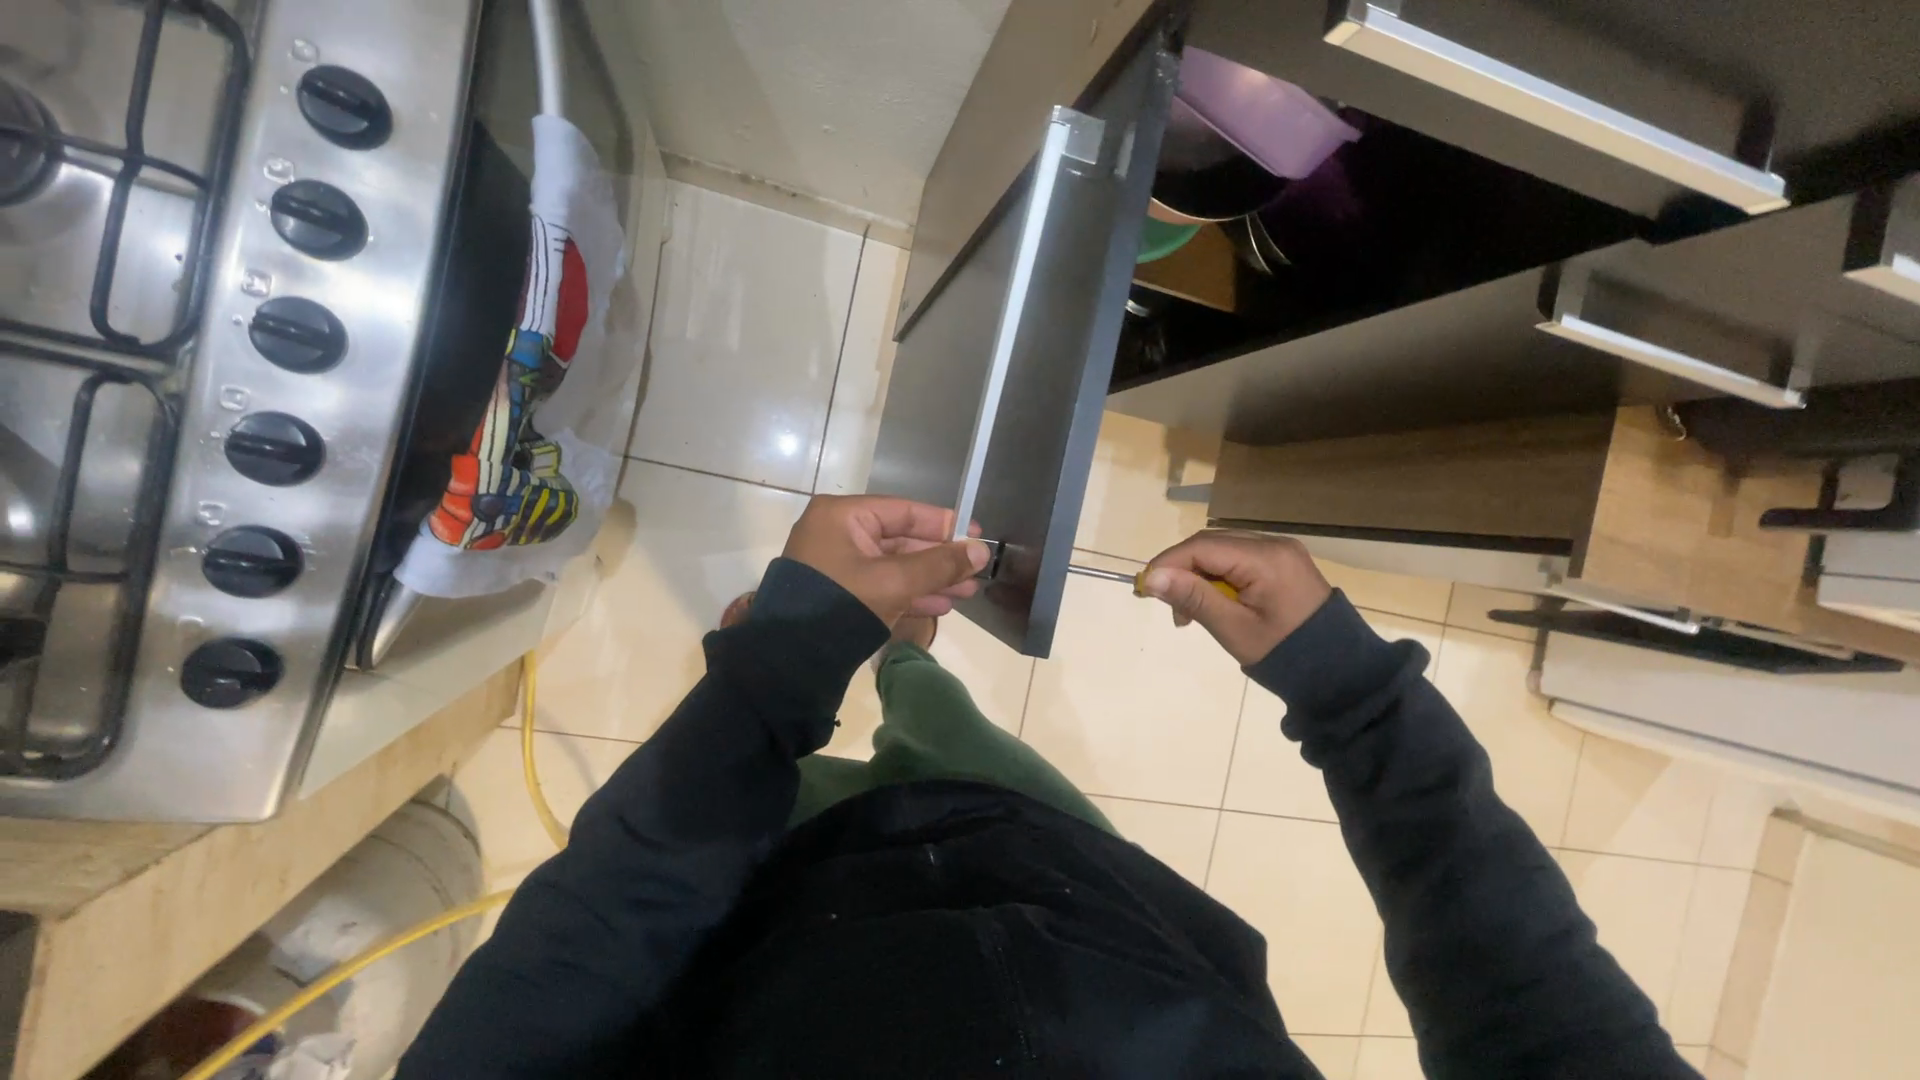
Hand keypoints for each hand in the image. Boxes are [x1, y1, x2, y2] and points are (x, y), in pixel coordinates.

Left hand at [782, 495, 989, 623]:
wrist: (791, 660)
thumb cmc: (842, 605)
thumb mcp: (895, 582)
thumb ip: (939, 564)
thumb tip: (980, 551)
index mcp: (843, 516)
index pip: (905, 512)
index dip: (945, 524)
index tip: (978, 535)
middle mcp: (839, 533)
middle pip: (902, 540)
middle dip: (941, 558)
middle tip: (976, 570)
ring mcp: (838, 566)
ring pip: (895, 566)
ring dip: (931, 579)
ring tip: (967, 592)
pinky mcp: (841, 594)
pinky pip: (883, 586)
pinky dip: (911, 594)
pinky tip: (942, 605)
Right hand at [1138, 531, 1333, 665]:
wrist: (1340, 675)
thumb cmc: (1284, 655)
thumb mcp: (1233, 629)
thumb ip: (1193, 597)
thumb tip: (1152, 577)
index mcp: (1265, 558)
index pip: (1202, 546)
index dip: (1168, 563)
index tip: (1144, 588)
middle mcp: (1274, 544)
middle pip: (1211, 544)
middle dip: (1181, 569)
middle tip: (1165, 605)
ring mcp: (1281, 553)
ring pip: (1222, 551)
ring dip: (1198, 575)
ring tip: (1188, 612)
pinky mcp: (1283, 564)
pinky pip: (1239, 560)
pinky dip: (1218, 578)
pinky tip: (1211, 604)